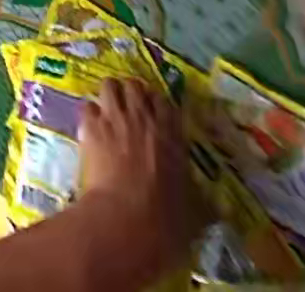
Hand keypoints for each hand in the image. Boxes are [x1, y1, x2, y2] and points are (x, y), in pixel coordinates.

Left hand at [78, 79, 206, 245]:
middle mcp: (143, 116)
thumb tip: (217, 210)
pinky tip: (90, 129)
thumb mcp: (194, 211)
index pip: (164, 100)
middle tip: (128, 111)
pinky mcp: (92, 127)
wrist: (126, 219)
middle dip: (130, 94)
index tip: (153, 115)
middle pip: (135, 85)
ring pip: (110, 85)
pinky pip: (87, 107)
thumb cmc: (164, 217)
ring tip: (107, 112)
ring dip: (108, 96)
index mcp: (171, 131)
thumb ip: (204, 203)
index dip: (156, 104)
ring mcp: (116, 117)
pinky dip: (89, 116)